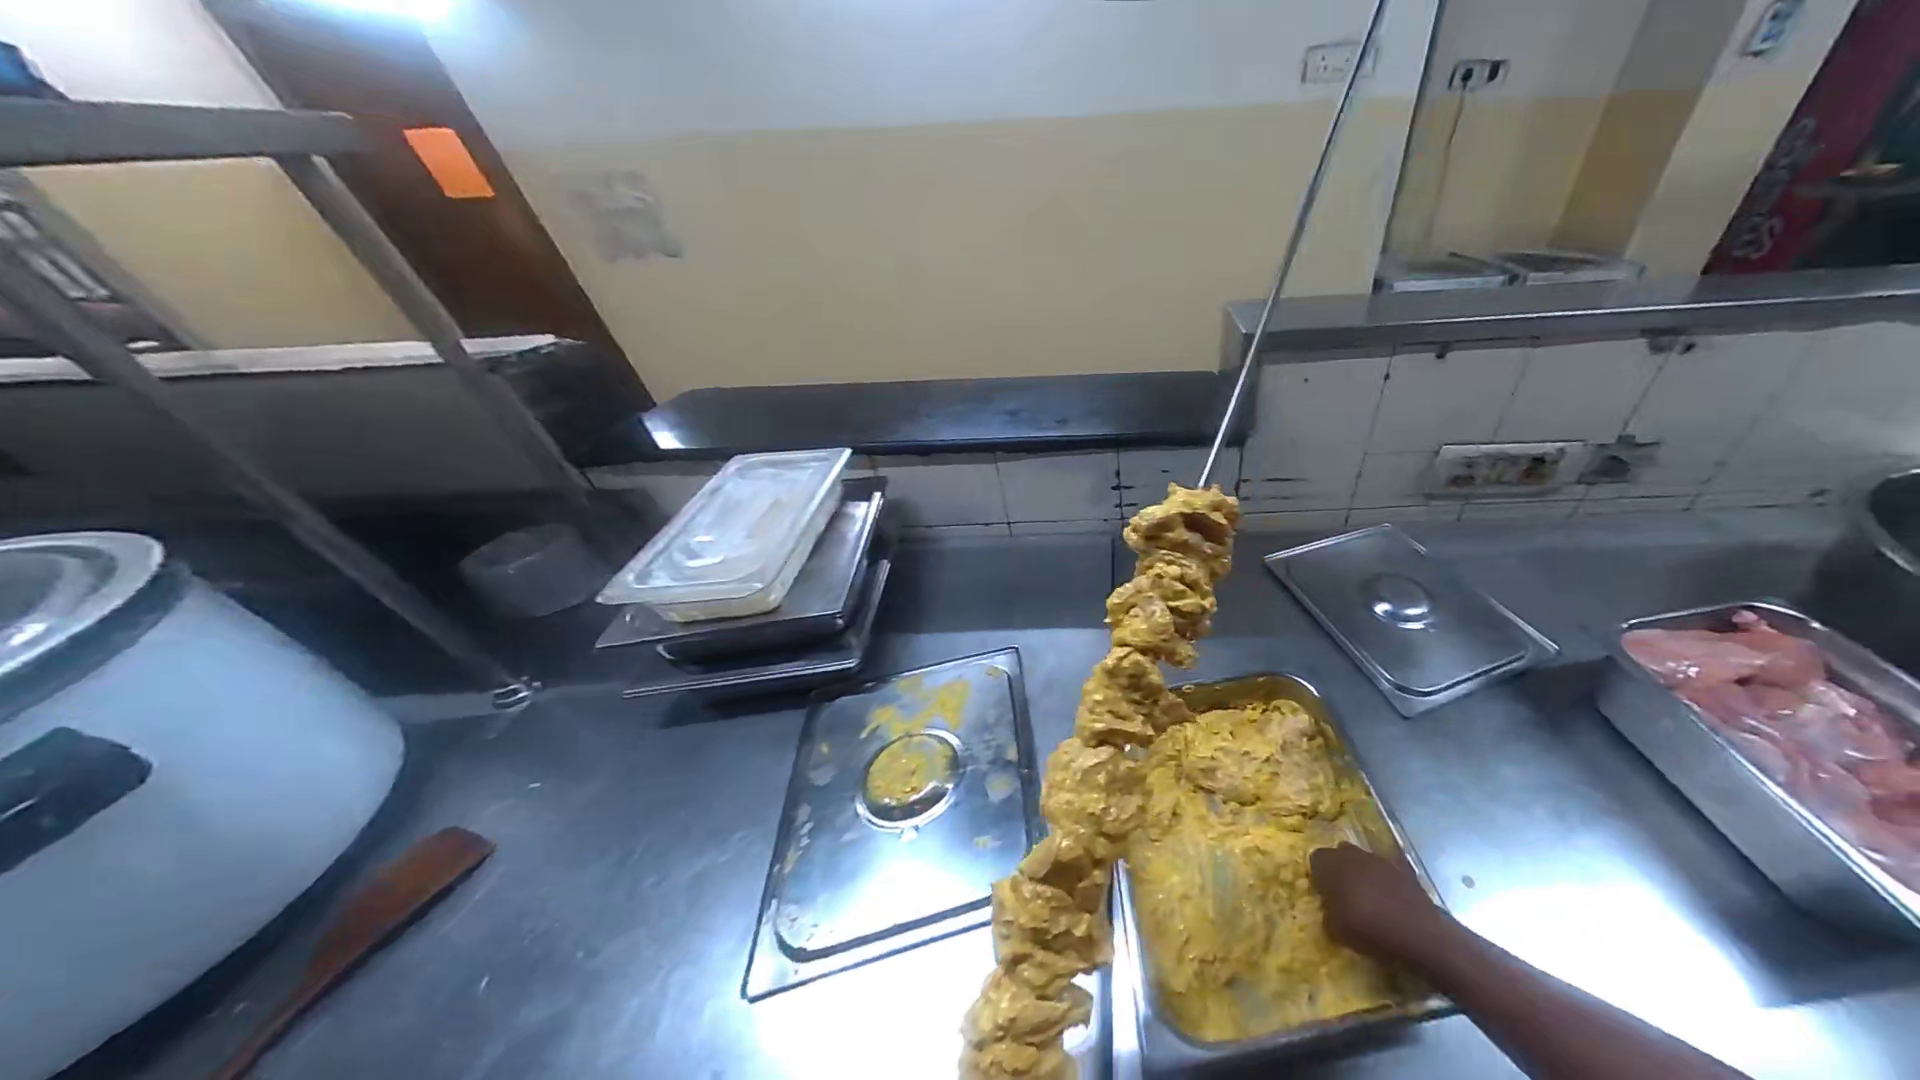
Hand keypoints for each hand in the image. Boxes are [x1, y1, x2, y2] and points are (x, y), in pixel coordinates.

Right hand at [1308, 843, 1448, 963]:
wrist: (1420, 934)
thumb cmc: (1368, 929)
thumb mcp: (1335, 930)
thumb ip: (1327, 914)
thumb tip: (1330, 910)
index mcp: (1330, 864)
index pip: (1316, 860)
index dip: (1319, 876)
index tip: (1324, 894)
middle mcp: (1352, 854)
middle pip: (1339, 855)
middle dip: (1340, 870)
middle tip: (1343, 894)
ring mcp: (1380, 860)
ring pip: (1363, 861)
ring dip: (1363, 875)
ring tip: (1369, 900)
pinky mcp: (1405, 870)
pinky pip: (1388, 872)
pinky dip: (1386, 883)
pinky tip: (1391, 902)